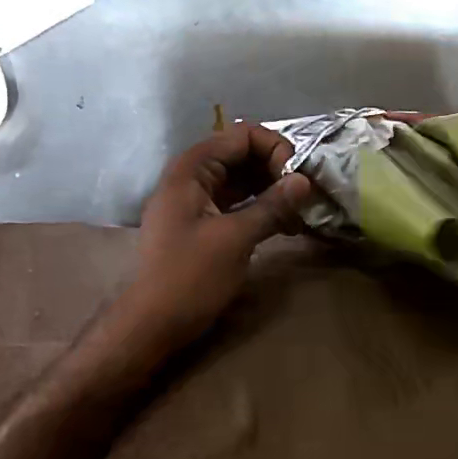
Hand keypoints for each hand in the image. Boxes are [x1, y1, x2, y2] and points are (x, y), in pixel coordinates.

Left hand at [118, 124, 313, 347]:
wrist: (152, 323)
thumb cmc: (190, 276)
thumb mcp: (236, 238)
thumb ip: (271, 205)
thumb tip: (304, 180)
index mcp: (192, 168)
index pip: (242, 135)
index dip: (275, 148)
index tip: (297, 178)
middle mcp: (192, 175)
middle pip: (243, 154)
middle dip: (276, 170)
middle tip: (305, 198)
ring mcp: (195, 200)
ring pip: (242, 180)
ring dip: (272, 191)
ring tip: (299, 214)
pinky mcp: (202, 222)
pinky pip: (236, 202)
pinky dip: (260, 208)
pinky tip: (284, 226)